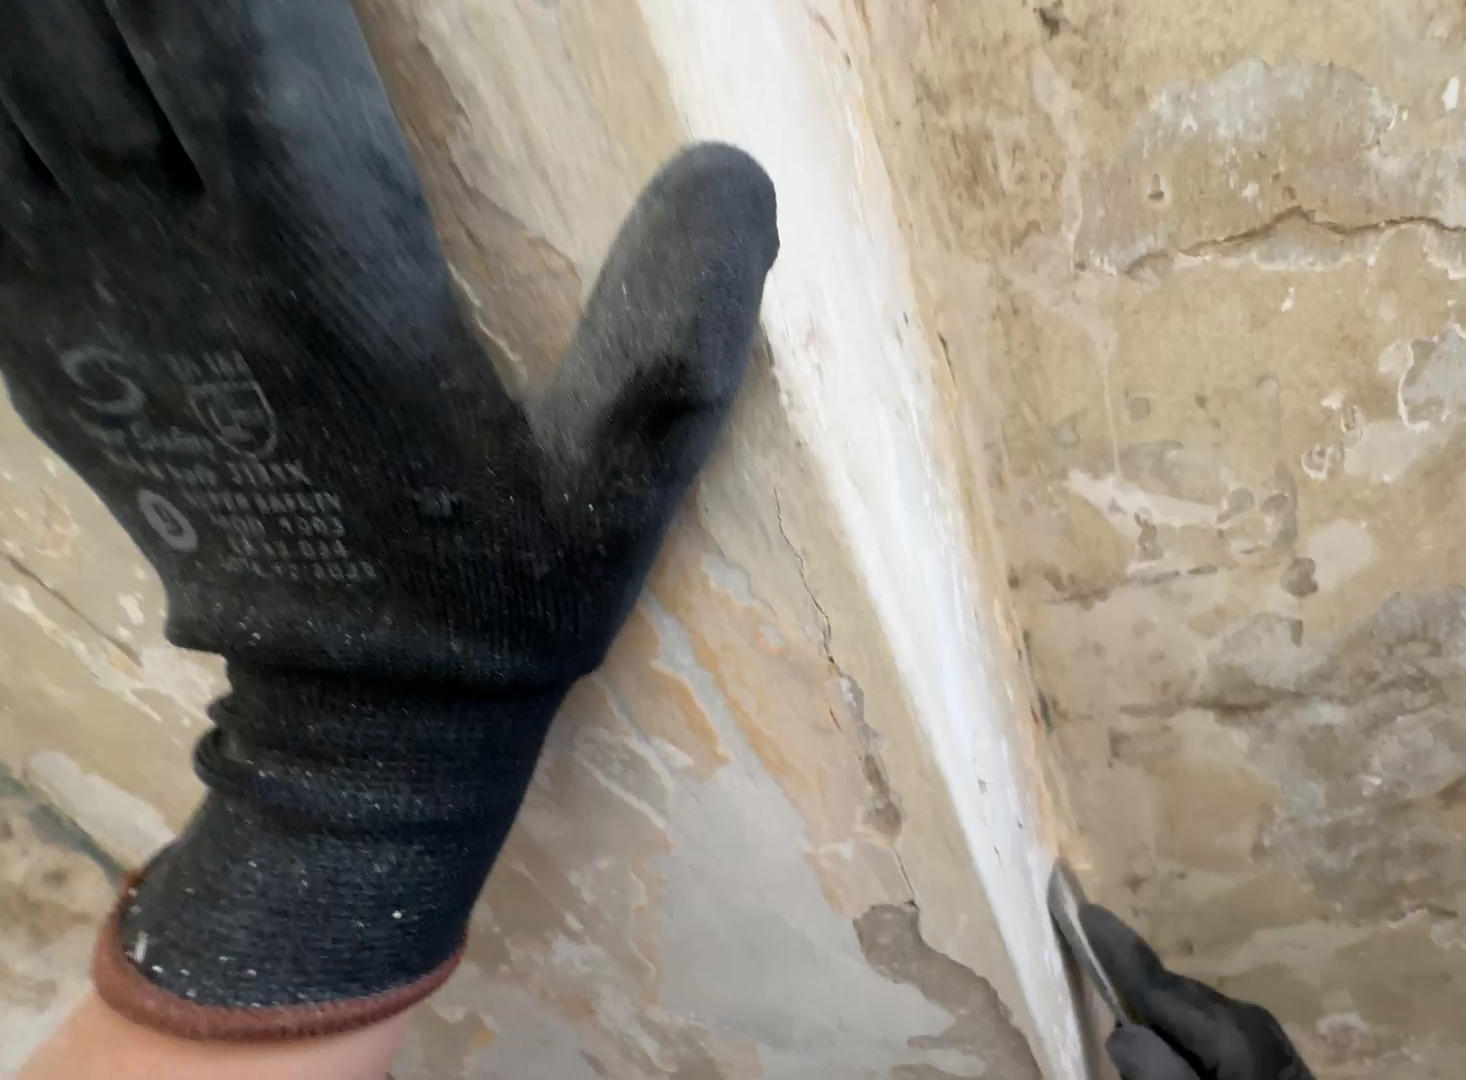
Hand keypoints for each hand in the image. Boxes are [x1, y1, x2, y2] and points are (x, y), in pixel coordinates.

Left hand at [0, 0, 775, 1039]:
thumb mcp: (631, 494)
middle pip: (96, 32)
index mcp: (343, 304)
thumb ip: (683, 345)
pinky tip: (69, 53)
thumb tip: (740, 177)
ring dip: (71, 14)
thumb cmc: (515, 595)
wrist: (371, 703)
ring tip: (146, 8)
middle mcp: (188, 277)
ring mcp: (93, 300)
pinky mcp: (49, 332)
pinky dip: (18, 74)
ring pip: (13, 74)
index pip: (251, 54)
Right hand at [1084, 905, 1315, 1079]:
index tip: (1085, 911)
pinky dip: (1182, 1030)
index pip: (1156, 983)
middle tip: (1092, 961)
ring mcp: (1263, 1035)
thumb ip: (1161, 1079)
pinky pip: (1210, 1026)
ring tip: (1126, 1014)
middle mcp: (1246, 1020)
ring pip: (1191, 1009)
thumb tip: (1120, 1033)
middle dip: (1132, 980)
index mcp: (1228, 1036)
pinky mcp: (1271, 1053)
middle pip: (1172, 991)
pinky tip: (1173, 1053)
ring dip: (1157, 1009)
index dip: (1116, 948)